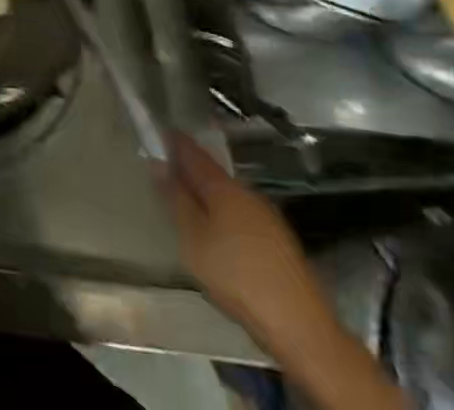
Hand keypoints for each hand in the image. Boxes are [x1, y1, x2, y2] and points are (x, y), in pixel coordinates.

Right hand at [161, 133, 332, 347]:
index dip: (174, 141)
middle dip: (188, 167)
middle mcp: (249, 196)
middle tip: (160, 165)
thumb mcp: (191, 236)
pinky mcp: (277, 241)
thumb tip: (159, 164)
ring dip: (203, 190)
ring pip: (226, 194)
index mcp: (225, 189)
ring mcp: (267, 219)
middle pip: (212, 173)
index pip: (194, 153)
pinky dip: (219, 209)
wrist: (297, 324)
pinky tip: (210, 225)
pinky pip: (238, 212)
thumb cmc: (234, 273)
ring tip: (180, 196)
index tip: (155, 130)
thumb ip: (174, 198)